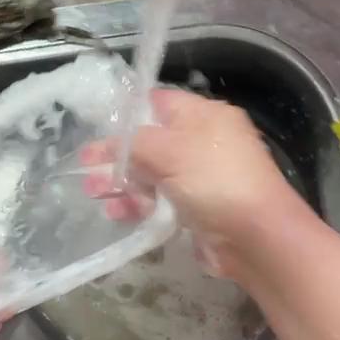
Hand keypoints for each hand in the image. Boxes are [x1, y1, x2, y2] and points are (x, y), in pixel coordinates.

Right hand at [82, 89, 307, 276]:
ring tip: (91, 192)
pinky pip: (158, 201)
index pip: (159, 102)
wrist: (256, 237)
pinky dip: (135, 205)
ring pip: (150, 174)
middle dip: (116, 155)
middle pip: (149, 142)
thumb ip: (133, 143)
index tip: (96, 126)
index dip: (127, 113)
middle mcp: (202, 142)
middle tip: (84, 166)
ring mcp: (199, 178)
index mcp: (203, 116)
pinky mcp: (195, 209)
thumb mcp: (169, 151)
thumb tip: (109, 144)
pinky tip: (114, 212)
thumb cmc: (214, 181)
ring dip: (120, 182)